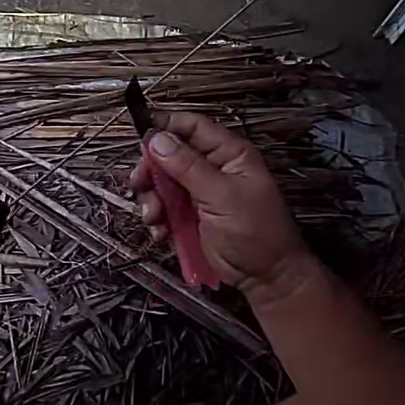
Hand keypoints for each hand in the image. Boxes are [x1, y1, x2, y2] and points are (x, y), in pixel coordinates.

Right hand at [129, 111, 315, 302]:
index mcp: (228, 154)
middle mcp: (211, 169)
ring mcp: (199, 194)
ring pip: (161, 184)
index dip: (165, 127)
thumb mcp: (221, 195)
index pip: (192, 126)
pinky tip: (161, 232)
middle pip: (169, 155)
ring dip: (152, 199)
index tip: (140, 138)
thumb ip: (187, 166)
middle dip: (151, 170)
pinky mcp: (190, 217)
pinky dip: (158, 220)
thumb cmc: (255, 231)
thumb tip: (156, 138)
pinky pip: (164, 209)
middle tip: (138, 185)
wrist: (266, 277)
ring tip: (154, 217)